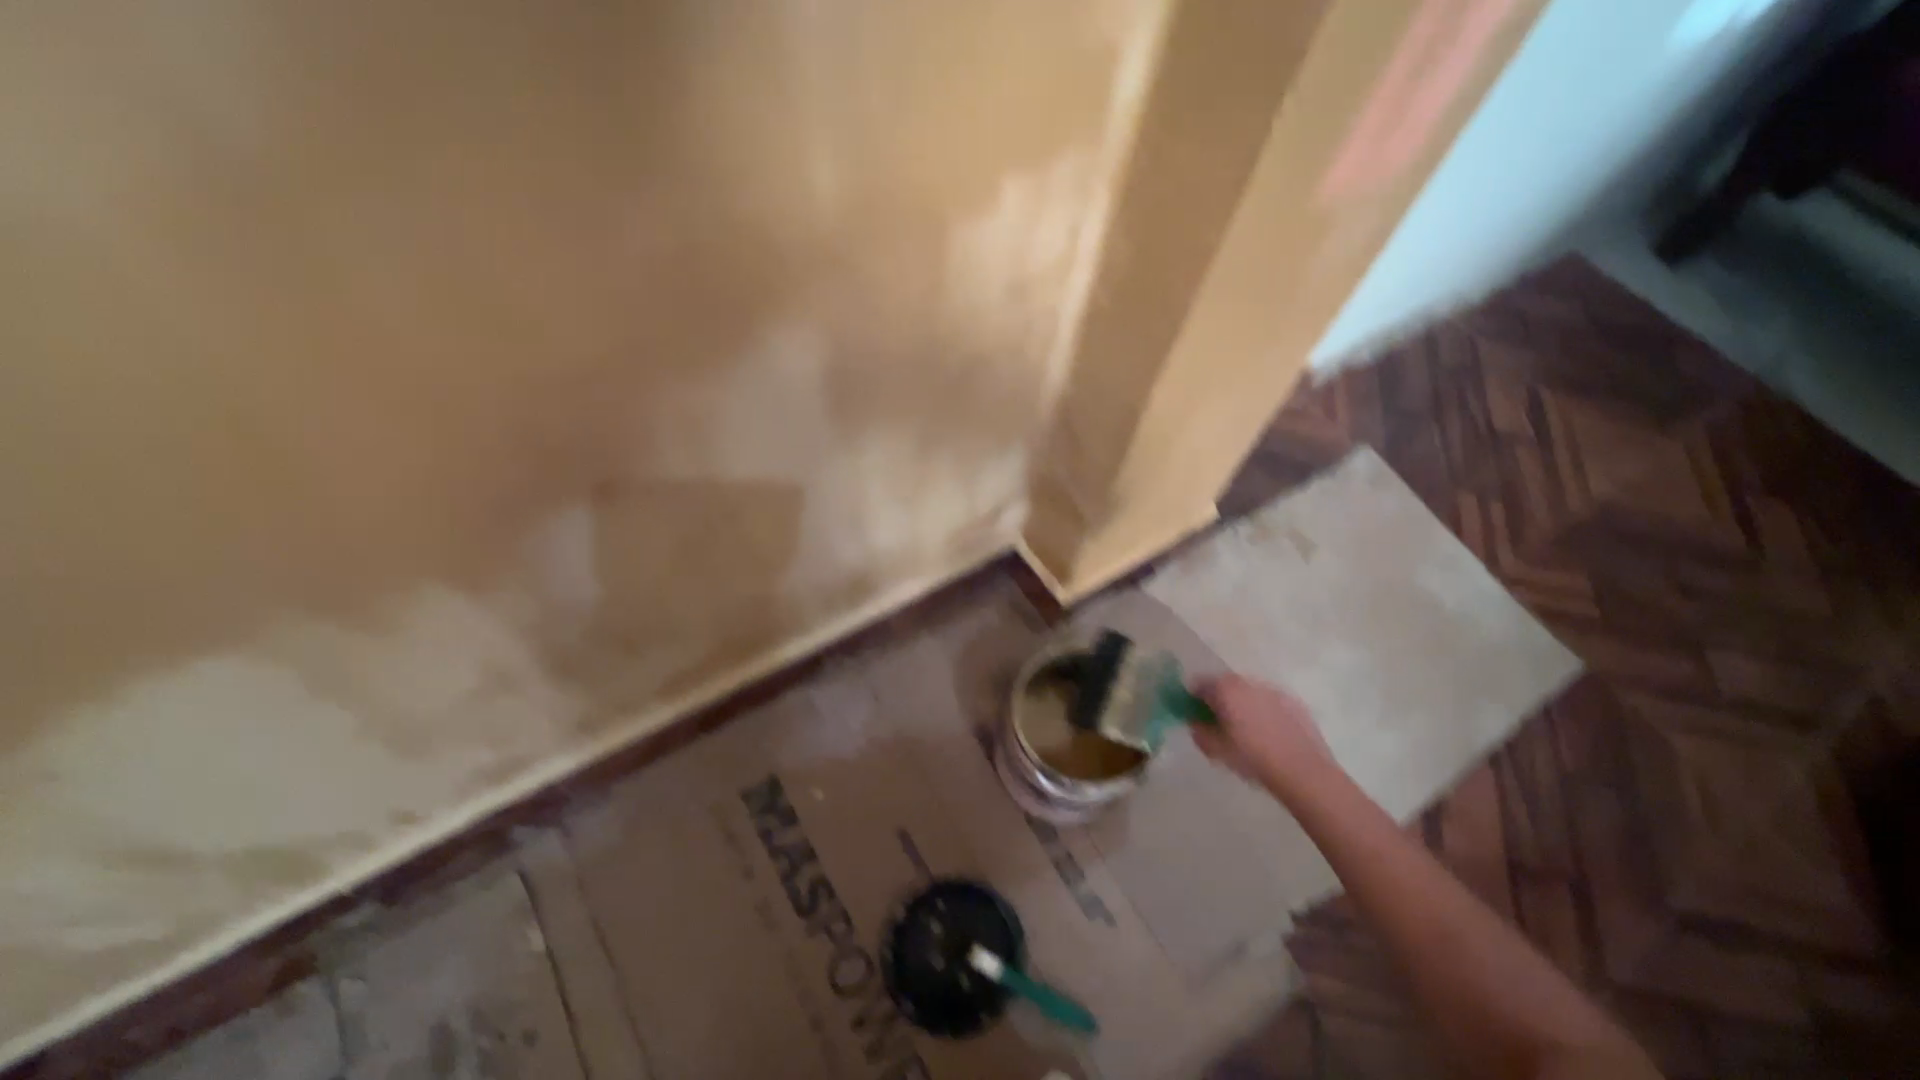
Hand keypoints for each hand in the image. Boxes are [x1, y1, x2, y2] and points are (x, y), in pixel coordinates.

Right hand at [1190, 675, 1336, 794]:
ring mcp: (1275, 691)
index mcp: (1226, 690)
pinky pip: (1270, 701)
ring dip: (1242, 703)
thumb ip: (1200, 732)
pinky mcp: (1295, 702)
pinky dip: (1263, 710)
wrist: (1303, 771)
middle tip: (1217, 721)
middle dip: (1219, 698)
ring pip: (1250, 691)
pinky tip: (1268, 733)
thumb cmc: (1253, 759)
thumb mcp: (1217, 751)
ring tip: (1245, 728)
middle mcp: (1249, 683)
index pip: (1200, 683)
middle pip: (1226, 683)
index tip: (1193, 713)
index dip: (1193, 697)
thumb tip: (1195, 723)